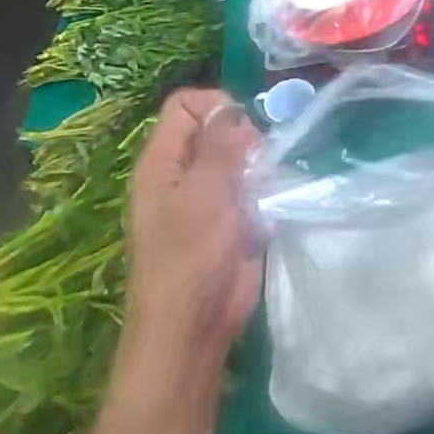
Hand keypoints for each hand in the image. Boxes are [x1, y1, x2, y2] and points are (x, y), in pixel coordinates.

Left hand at [125, 90, 262, 360]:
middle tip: (255, 164)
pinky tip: (272, 204)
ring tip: (264, 186)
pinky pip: (249, 190)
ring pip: (237, 160)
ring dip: (256, 167)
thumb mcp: (204, 193)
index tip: (243, 127)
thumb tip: (230, 109)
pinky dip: (263, 191)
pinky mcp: (229, 222)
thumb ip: (219, 145)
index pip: (184, 106)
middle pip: (214, 131)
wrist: (193, 327)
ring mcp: (206, 198)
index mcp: (162, 161)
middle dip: (242, 138)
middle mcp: (181, 174)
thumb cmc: (191, 257)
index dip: (215, 106)